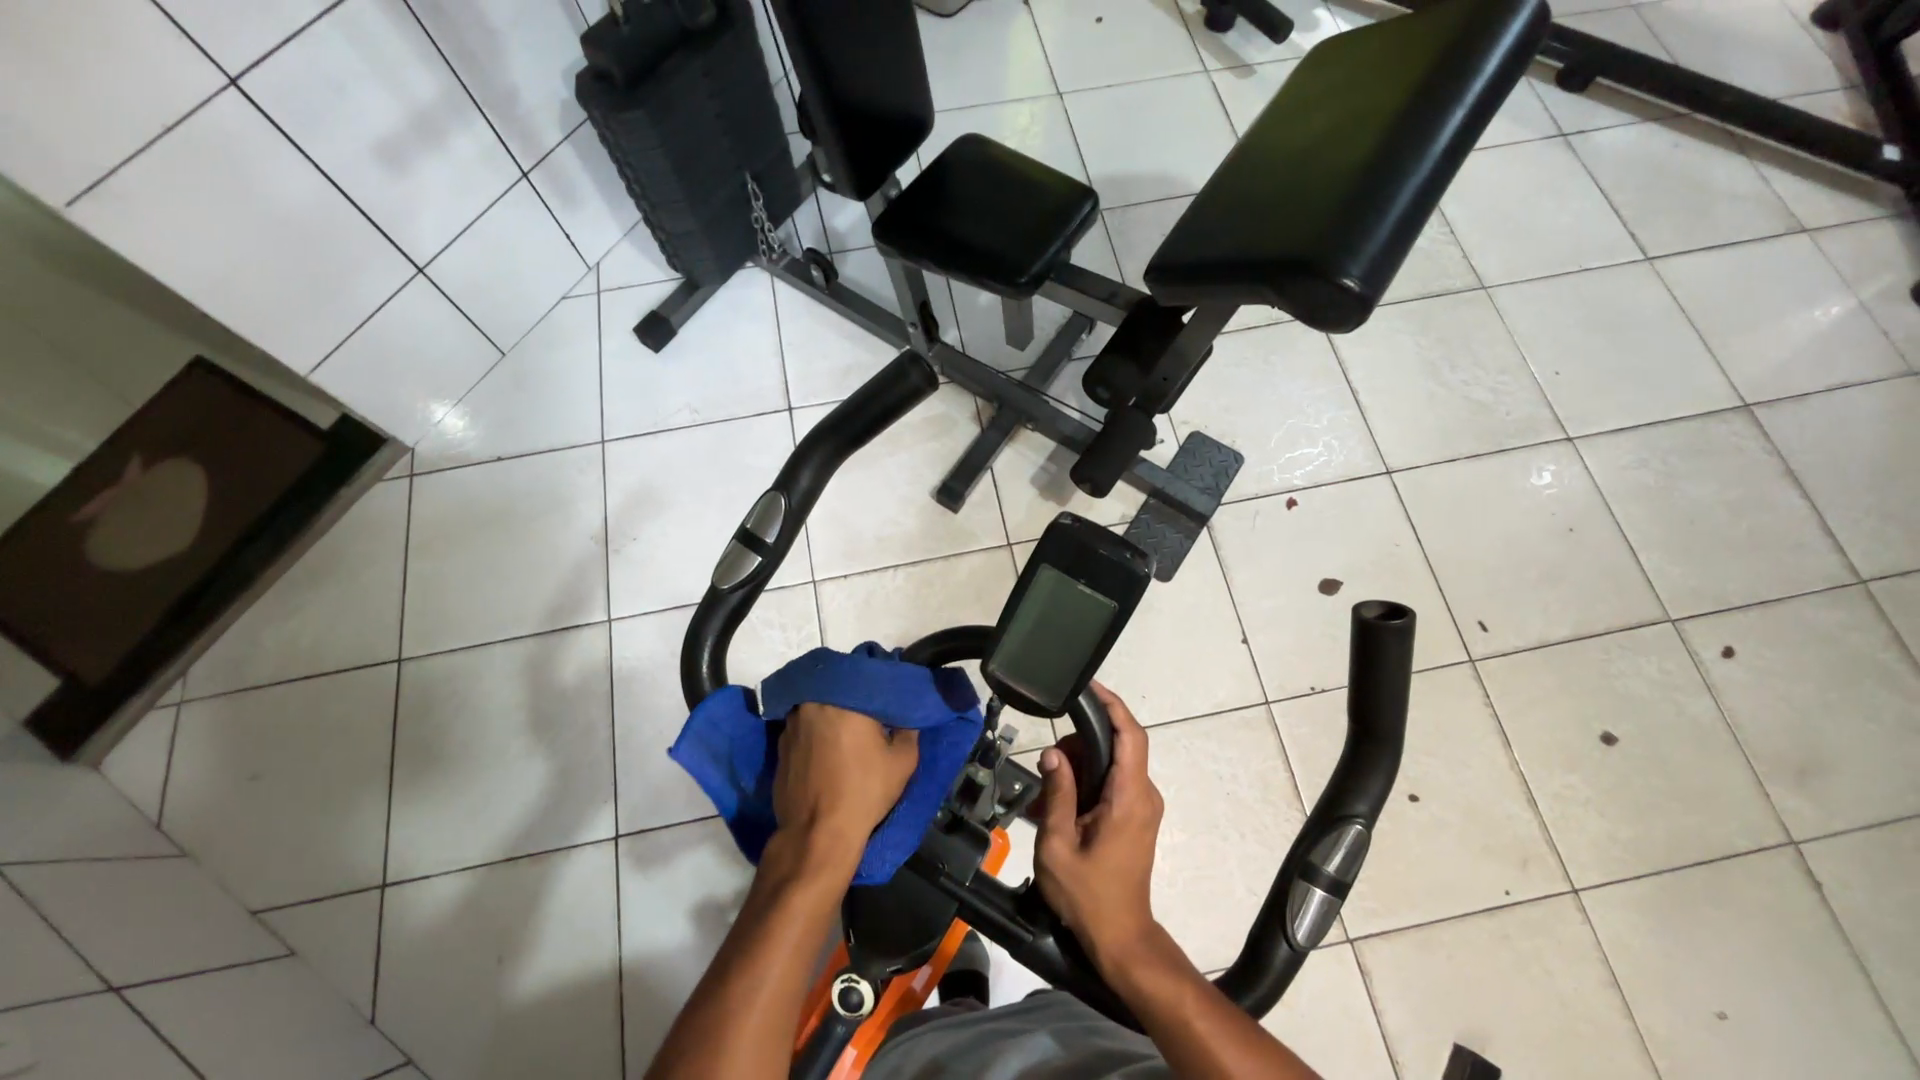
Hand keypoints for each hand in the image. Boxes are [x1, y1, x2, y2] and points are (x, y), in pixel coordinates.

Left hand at [773, 704, 917, 855]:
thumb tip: (906, 718)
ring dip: (832, 717)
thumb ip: (908, 730)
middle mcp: (811, 703)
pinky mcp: (779, 746)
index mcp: (843, 699)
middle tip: (870, 715)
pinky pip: (803, 730)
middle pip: (838, 692)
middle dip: (854, 700)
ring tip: (848, 734)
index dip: (881, 689)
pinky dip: (816, 734)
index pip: (866, 679)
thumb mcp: (903, 761)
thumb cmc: (864, 792)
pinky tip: (827, 752)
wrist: (818, 833)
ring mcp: (790, 725)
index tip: (890, 701)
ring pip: (818, 710)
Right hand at [1034, 683, 1163, 966]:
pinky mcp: (1135, 818)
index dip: (1112, 705)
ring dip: (1080, 765)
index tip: (1087, 687)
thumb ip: (1057, 794)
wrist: (1119, 937)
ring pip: (1112, 764)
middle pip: (1118, 746)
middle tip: (1046, 762)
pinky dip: (1086, 782)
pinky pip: (1112, 783)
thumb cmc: (1087, 895)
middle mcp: (1143, 795)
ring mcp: (1142, 807)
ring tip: (1046, 788)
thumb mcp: (1058, 844)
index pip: (1131, 735)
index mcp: (1129, 797)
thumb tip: (1053, 755)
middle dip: (1081, 742)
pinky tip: (1058, 802)